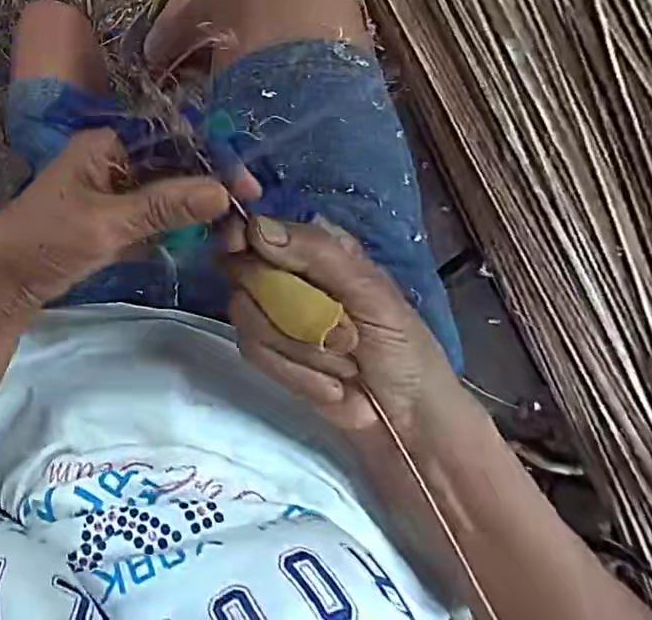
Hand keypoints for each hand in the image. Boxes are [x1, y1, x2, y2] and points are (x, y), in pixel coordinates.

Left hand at [0, 129, 230, 315]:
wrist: (4, 284)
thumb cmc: (46, 241)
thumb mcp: (106, 224)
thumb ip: (162, 207)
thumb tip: (221, 191)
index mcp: (105, 145)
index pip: (168, 140)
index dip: (209, 157)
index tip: (245, 184)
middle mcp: (113, 162)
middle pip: (172, 168)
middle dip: (208, 189)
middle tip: (245, 216)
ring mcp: (114, 193)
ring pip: (167, 195)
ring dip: (197, 212)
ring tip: (232, 234)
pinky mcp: (115, 222)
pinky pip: (154, 219)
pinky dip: (177, 230)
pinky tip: (208, 241)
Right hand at [225, 216, 461, 446]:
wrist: (411, 423)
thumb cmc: (404, 348)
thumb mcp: (373, 294)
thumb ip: (317, 253)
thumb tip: (257, 227)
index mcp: (314, 247)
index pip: (257, 228)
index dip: (240, 236)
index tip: (240, 249)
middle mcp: (286, 274)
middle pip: (243, 273)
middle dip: (291, 311)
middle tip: (345, 337)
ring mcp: (273, 313)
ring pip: (246, 315)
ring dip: (302, 350)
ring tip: (346, 366)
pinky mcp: (267, 351)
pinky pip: (254, 352)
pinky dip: (297, 374)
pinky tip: (331, 387)